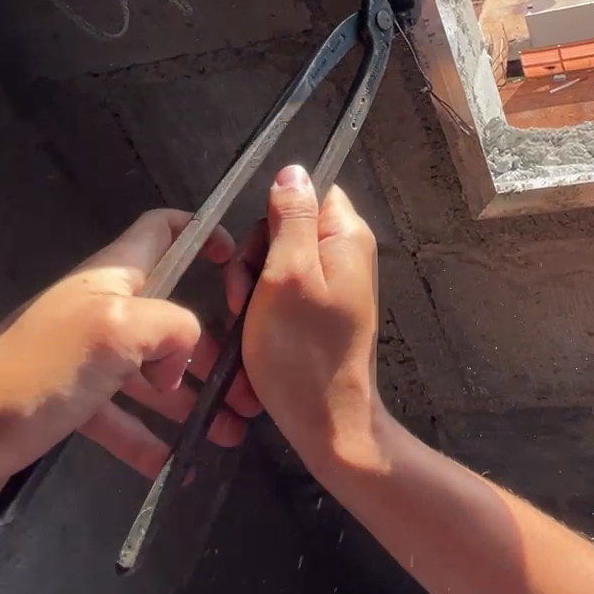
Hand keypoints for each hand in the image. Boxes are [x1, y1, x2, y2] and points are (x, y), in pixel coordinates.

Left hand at [0, 209, 262, 512]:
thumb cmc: (39, 371)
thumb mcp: (117, 331)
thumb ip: (172, 327)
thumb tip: (182, 355)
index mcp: (114, 276)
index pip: (163, 228)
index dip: (202, 233)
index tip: (234, 262)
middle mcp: (103, 308)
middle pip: (171, 313)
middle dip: (210, 347)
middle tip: (243, 386)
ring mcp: (86, 357)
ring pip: (151, 370)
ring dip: (188, 399)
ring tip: (227, 432)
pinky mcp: (69, 402)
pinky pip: (121, 415)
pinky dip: (147, 436)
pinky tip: (173, 463)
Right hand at [207, 165, 386, 478]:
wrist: (327, 423)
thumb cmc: (303, 351)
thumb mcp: (288, 274)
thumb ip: (290, 218)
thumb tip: (293, 170)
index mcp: (346, 235)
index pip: (307, 192)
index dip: (273, 215)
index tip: (258, 254)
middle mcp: (346, 252)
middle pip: (287, 227)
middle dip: (256, 259)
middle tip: (246, 298)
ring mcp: (335, 283)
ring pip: (279, 261)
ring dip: (254, 288)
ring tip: (248, 321)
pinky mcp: (322, 309)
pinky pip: (285, 290)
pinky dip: (264, 308)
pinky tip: (256, 333)